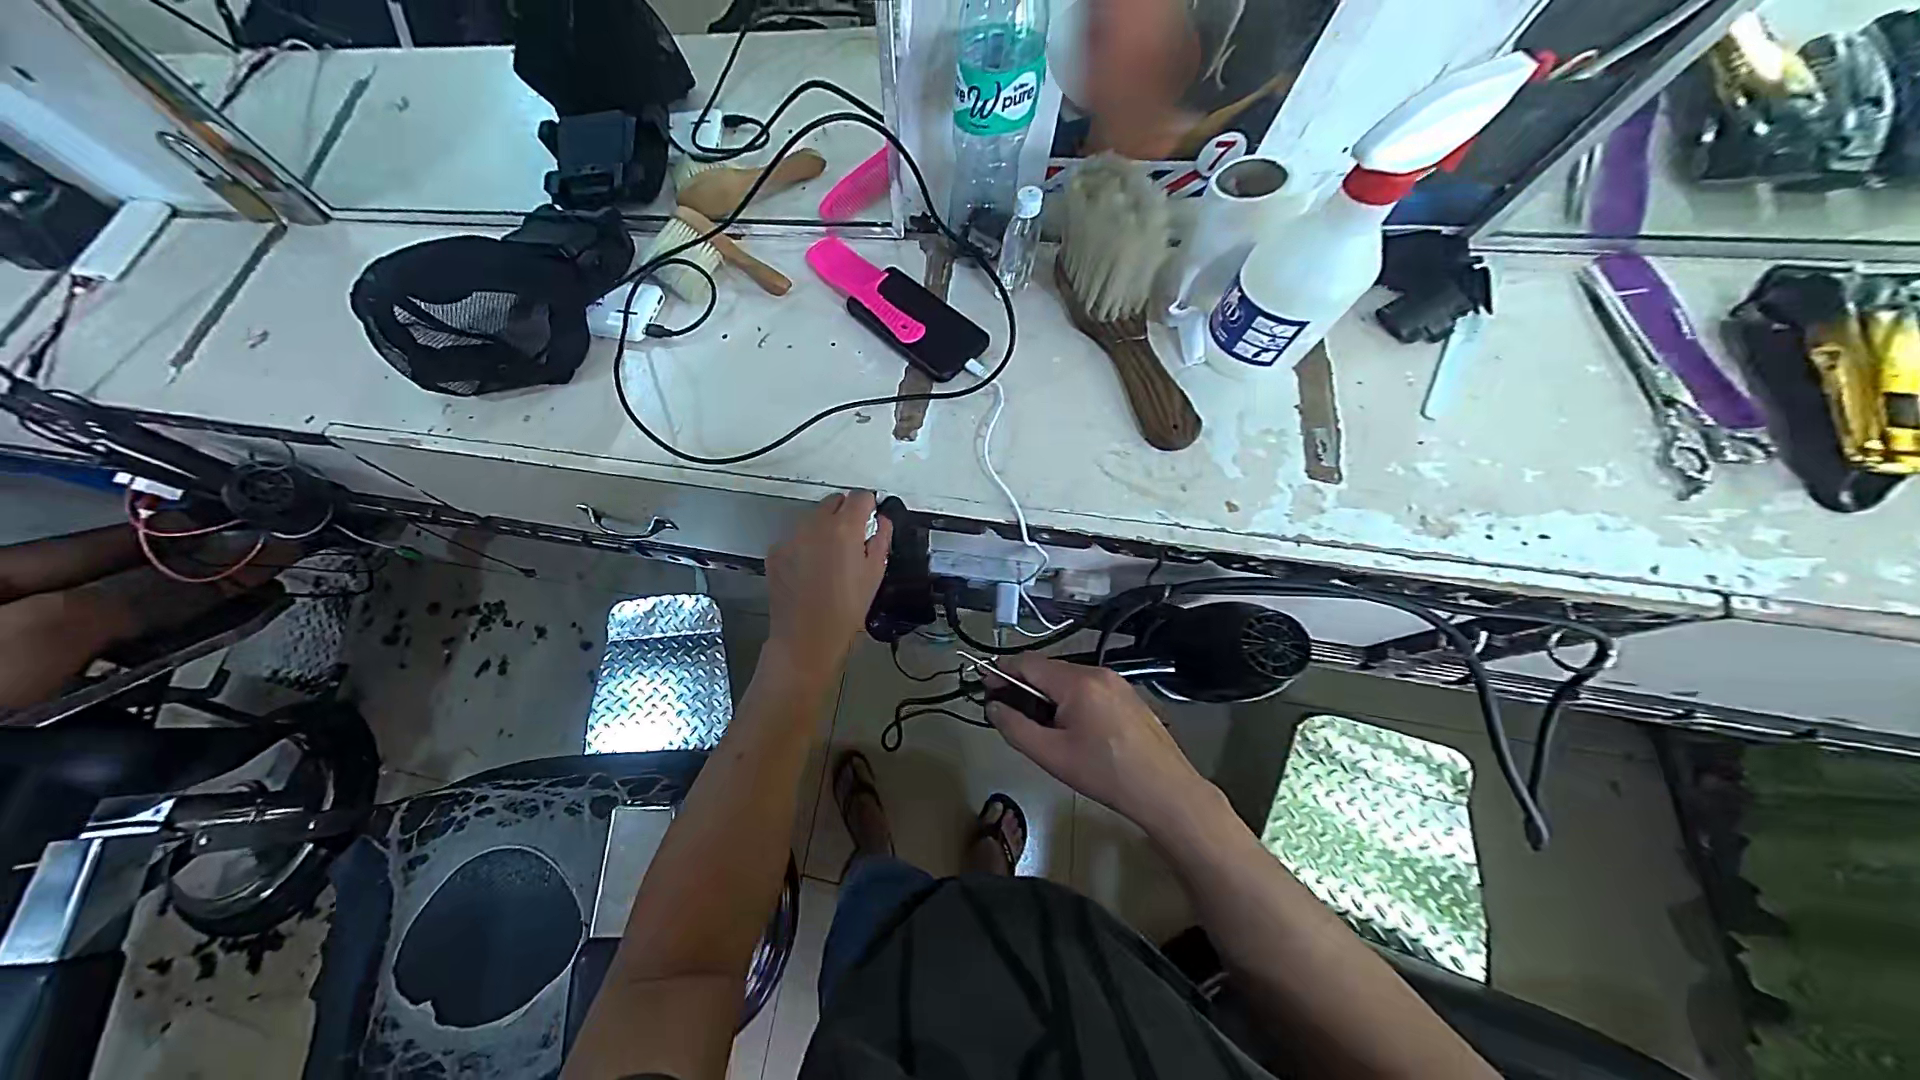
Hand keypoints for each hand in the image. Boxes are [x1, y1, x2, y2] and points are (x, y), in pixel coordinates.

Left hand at [764, 492, 891, 674]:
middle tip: (854, 539)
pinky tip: (812, 569)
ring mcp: (792, 537)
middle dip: (846, 513)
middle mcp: (815, 525)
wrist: (807, 637)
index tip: (872, 517)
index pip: (860, 496)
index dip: (869, 505)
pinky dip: (805, 545)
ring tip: (832, 558)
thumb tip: (882, 522)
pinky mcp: (776, 551)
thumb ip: (881, 539)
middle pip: (834, 501)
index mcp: (845, 528)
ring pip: (813, 518)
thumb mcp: (875, 573)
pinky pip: (796, 537)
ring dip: (824, 528)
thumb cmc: (845, 609)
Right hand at [984, 656, 1215, 834]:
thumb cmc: (1106, 774)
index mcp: (1077, 682)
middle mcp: (1098, 673)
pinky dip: (1070, 699)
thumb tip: (994, 707)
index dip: (1003, 671)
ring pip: (1068, 679)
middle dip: (1024, 686)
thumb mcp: (1051, 755)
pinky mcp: (1128, 696)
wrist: (1165, 790)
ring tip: (1039, 726)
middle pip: (1049, 669)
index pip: (1028, 663)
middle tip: (1008, 711)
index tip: (986, 684)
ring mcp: (1117, 683)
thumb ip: (1015, 728)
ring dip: (1047, 694)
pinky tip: (1071, 728)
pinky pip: (1089, 688)